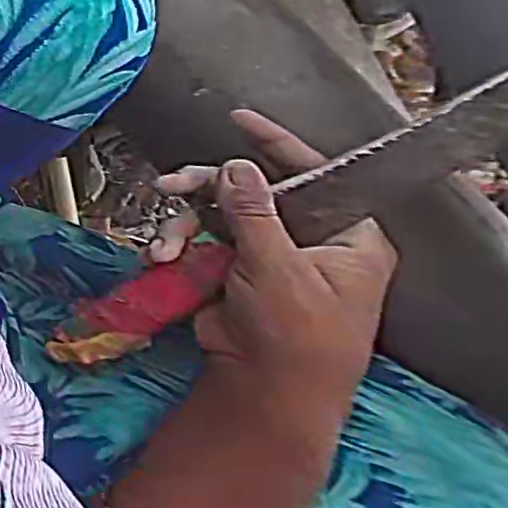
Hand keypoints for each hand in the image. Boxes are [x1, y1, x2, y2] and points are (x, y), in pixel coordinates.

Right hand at [153, 110, 397, 396]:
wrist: (264, 386)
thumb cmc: (296, 335)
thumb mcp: (278, 269)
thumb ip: (255, 214)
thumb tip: (238, 166)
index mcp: (343, 237)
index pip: (315, 175)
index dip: (278, 146)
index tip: (242, 120)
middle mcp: (304, 237)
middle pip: (248, 190)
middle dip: (205, 190)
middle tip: (173, 186)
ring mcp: (262, 251)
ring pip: (213, 213)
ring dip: (182, 226)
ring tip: (166, 248)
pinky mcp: (228, 266)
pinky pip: (196, 237)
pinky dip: (177, 246)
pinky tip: (164, 260)